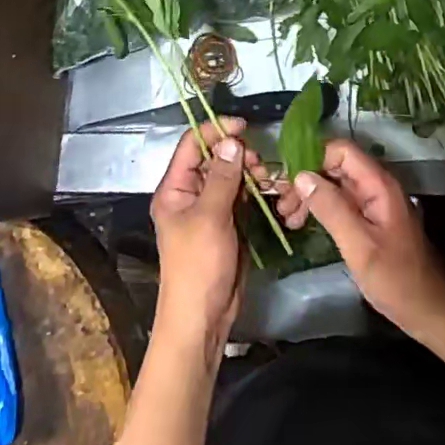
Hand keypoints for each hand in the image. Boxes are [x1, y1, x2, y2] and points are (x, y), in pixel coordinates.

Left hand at [151, 119, 261, 348]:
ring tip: (266, 179)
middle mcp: (189, 194)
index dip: (216, 131)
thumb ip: (223, 178)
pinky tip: (269, 191)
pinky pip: (240, 198)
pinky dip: (254, 192)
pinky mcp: (226, 225)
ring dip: (249, 173)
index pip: (192, 145)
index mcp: (174, 188)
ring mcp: (208, 210)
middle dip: (238, 154)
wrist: (202, 317)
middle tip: (259, 164)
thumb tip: (232, 142)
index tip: (244, 126)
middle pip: (214, 159)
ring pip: (230, 178)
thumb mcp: (209, 217)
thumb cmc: (198, 266)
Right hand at [276, 139, 444, 337]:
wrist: (429, 312)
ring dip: (308, 195)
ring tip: (287, 217)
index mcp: (378, 185)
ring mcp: (372, 202)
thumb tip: (301, 176)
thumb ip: (330, 208)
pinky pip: (338, 202)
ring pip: (333, 184)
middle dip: (305, 179)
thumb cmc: (396, 279)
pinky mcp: (368, 219)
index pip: (341, 151)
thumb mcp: (359, 245)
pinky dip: (318, 208)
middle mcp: (375, 187)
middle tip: (281, 203)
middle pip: (334, 166)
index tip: (287, 180)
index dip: (312, 158)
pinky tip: (301, 222)